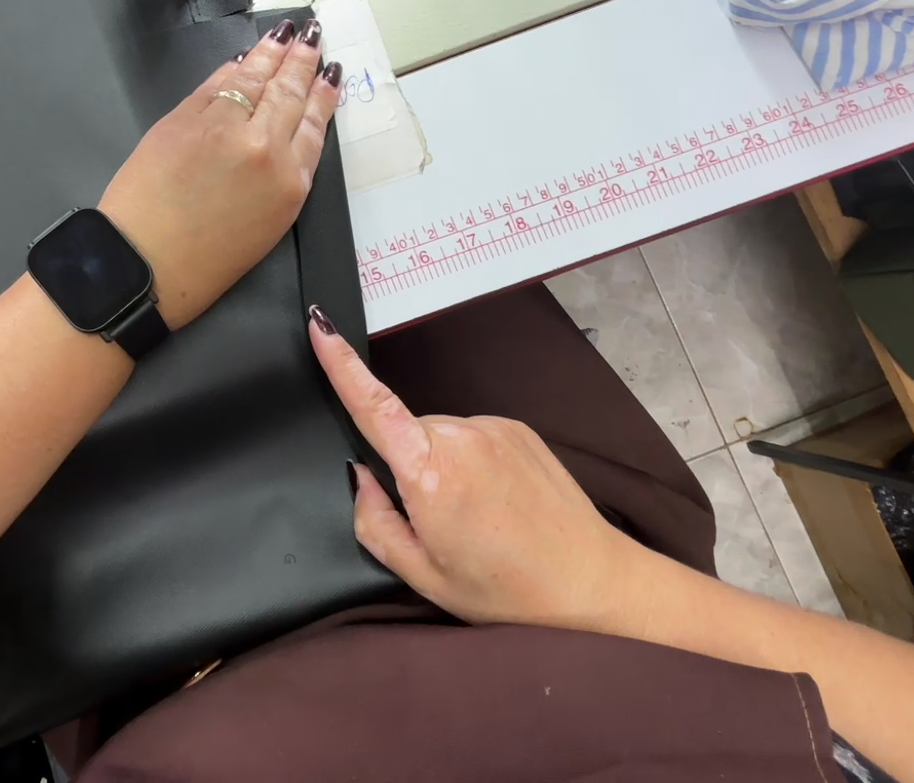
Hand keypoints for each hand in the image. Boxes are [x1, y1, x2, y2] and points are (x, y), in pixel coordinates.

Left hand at [100, 19, 342, 328]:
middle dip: (302, 61)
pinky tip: (242, 58)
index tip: (330, 72)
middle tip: (312, 35)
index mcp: (289, 183)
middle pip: (288, 93)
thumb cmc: (206, 262)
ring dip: (271, 52)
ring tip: (285, 34)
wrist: (145, 263)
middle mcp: (263, 146)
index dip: (323, 94)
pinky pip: (217, 83)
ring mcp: (221, 127)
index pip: (314, 125)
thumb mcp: (267, 226)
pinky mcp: (184, 118)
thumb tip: (281, 136)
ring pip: (254, 78)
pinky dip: (232, 68)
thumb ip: (282, 178)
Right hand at [307, 312, 664, 633]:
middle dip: (405, 465)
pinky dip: (467, 460)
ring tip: (474, 513)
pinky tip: (494, 498)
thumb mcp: (422, 573)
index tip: (320, 323)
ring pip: (436, 434)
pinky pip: (468, 434)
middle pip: (404, 431)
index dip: (341, 363)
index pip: (373, 406)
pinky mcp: (515, 426)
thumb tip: (359, 475)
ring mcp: (492, 426)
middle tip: (435, 519)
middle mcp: (461, 436)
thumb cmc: (507, 589)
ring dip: (438, 463)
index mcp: (430, 474)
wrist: (594, 583)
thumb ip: (373, 520)